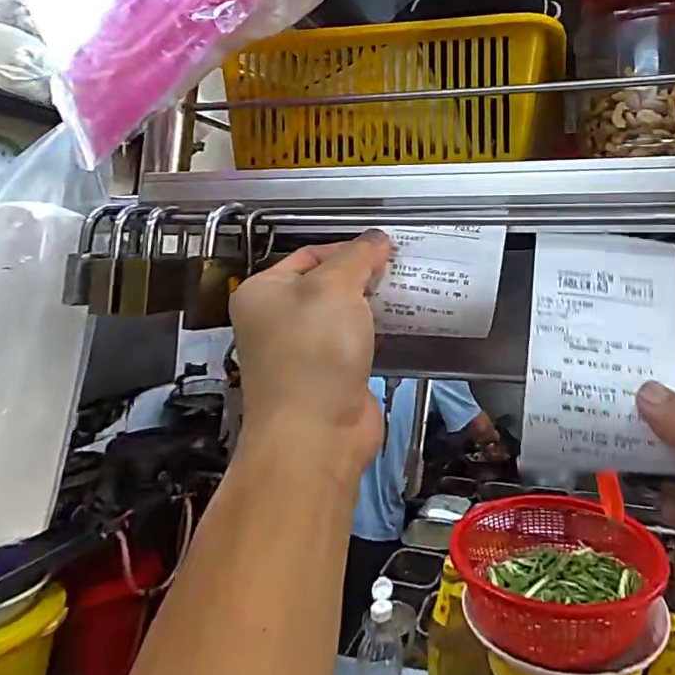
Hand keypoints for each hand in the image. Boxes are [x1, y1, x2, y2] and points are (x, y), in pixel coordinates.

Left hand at [229, 230, 391, 480]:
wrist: (316, 435)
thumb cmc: (315, 350)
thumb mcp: (334, 288)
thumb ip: (358, 256)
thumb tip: (378, 239)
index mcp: (264, 292)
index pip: (310, 254)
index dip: (348, 248)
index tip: (385, 249)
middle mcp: (278, 318)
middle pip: (329, 282)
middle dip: (365, 275)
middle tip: (402, 267)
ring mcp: (305, 349)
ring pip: (346, 312)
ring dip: (375, 302)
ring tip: (410, 289)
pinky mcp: (331, 373)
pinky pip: (358, 340)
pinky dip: (379, 330)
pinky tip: (406, 321)